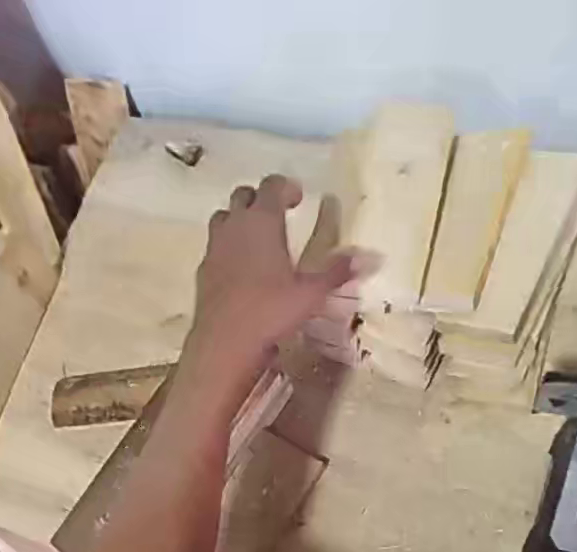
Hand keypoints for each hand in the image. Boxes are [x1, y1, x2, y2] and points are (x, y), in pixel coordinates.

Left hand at [180, 174, 367, 400]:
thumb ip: (338, 272)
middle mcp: (234, 226)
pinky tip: (242, 269)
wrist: (225, 340)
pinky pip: (216, 247)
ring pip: (224, 217)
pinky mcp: (204, 270)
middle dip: (261, 199)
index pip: (272, 186)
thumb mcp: (311, 293)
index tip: (298, 196)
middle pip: (243, 196)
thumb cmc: (271, 311)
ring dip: (240, 220)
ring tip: (258, 238)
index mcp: (262, 222)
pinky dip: (229, 248)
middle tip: (279, 214)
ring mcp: (215, 247)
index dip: (286, 187)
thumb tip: (372, 257)